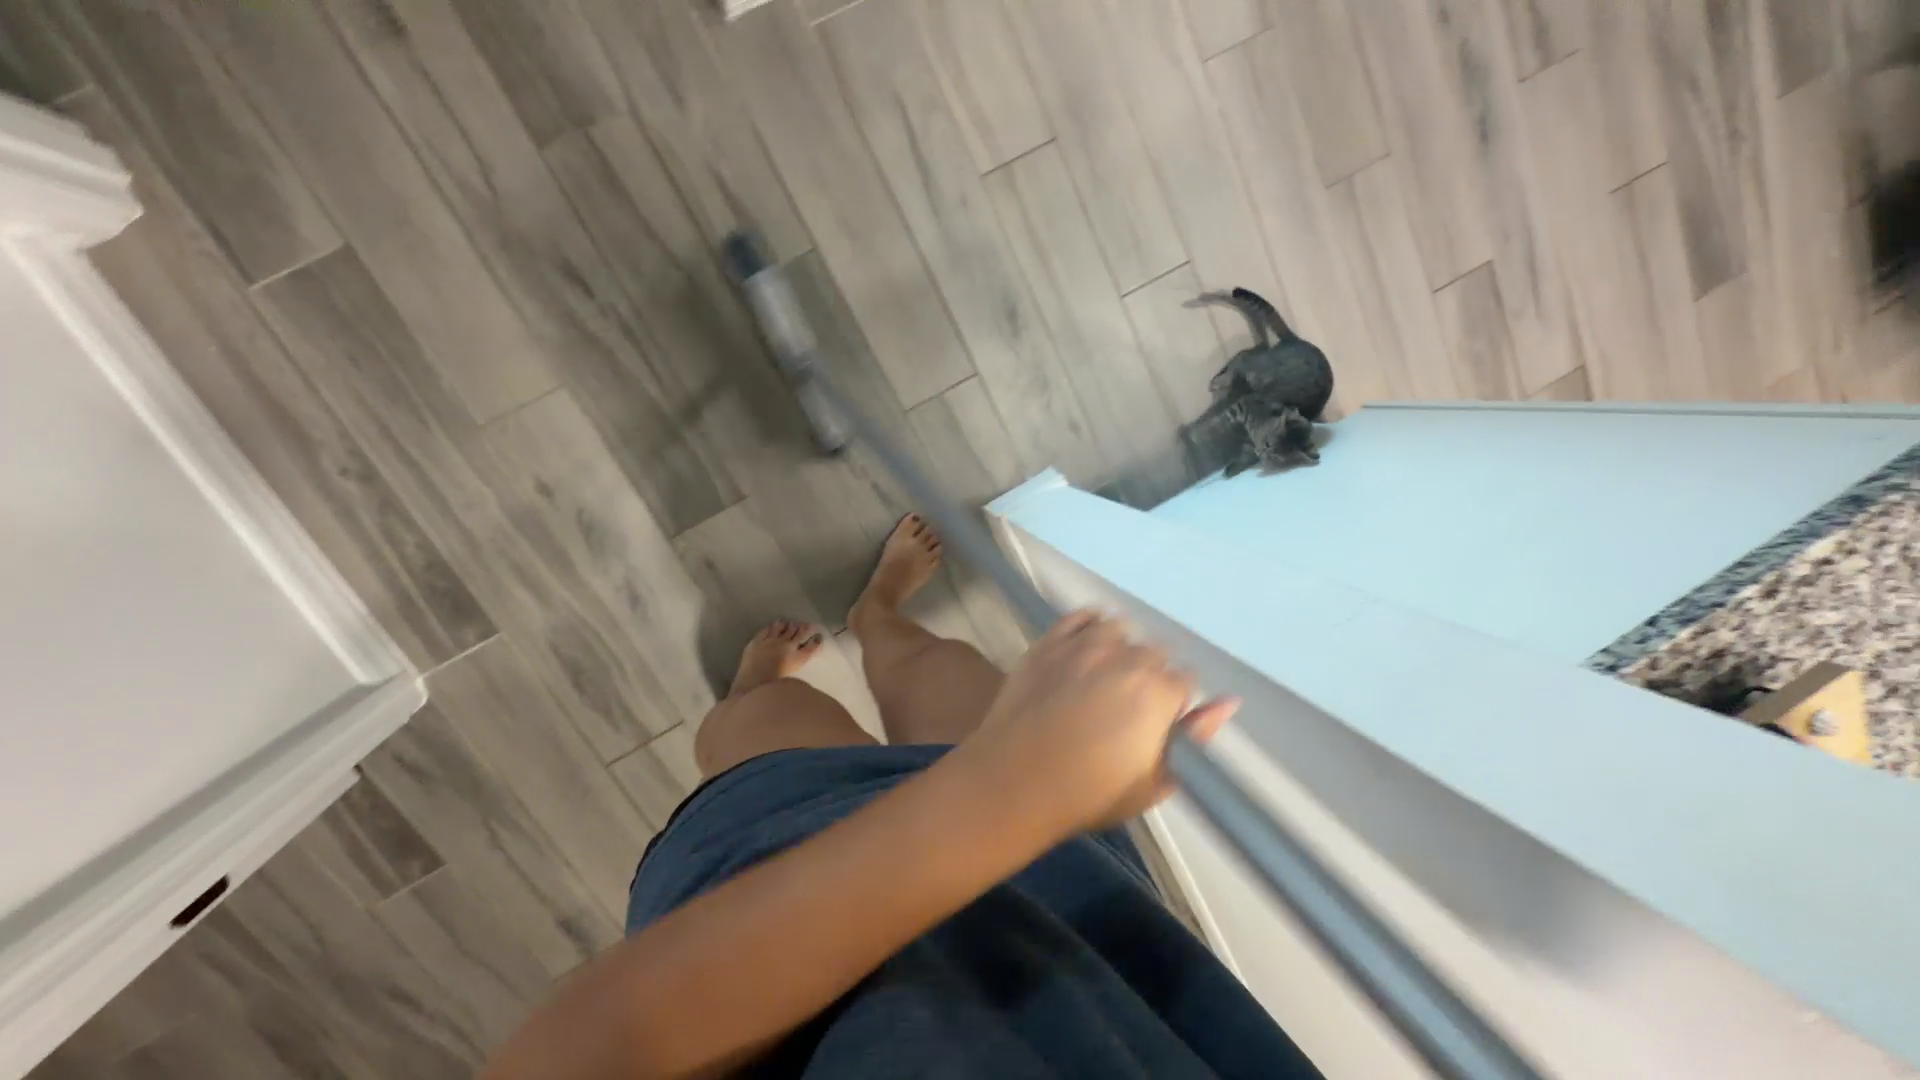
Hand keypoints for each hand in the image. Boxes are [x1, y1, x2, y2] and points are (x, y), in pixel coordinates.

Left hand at [954, 610, 1237, 835]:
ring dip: (1120, 649)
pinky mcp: (1048, 642)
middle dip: (1149, 676)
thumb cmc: (1089, 793)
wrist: (1014, 782)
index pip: (1185, 681)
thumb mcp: (1154, 781)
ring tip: (1104, 679)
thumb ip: (1195, 737)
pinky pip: (1080, 618)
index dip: (1174, 705)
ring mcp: (1083, 644)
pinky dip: (1089, 627)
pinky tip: (1085, 649)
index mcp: (1159, 691)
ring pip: (1119, 630)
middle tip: (1126, 709)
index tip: (1155, 726)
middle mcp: (1126, 657)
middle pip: (1154, 653)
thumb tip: (1229, 702)